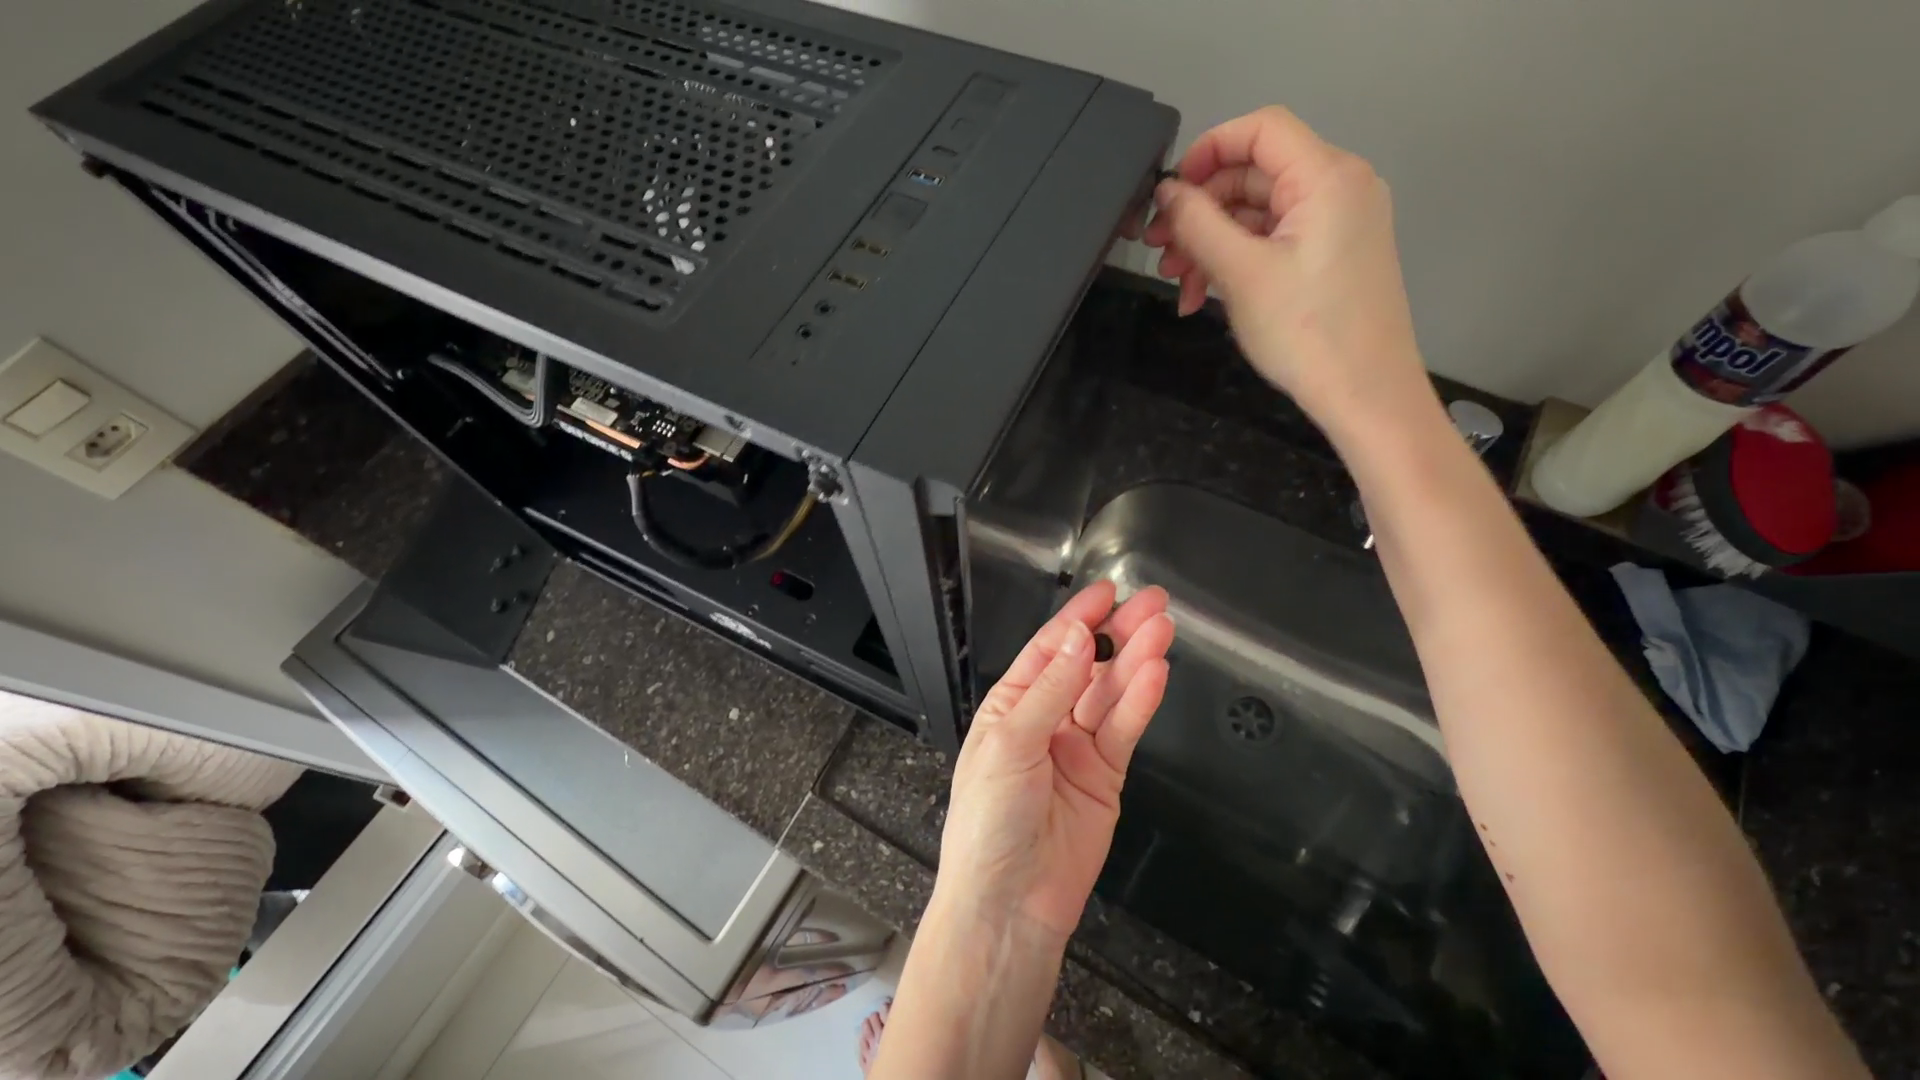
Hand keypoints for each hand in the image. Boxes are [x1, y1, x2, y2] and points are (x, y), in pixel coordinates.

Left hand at [936, 582, 1173, 939]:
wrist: (1009, 901)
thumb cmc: (989, 822)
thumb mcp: (1010, 744)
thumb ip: (1050, 690)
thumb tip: (1076, 637)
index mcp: (1009, 706)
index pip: (1047, 651)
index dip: (1076, 619)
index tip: (1106, 592)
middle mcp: (1045, 721)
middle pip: (1087, 667)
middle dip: (1117, 634)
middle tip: (1152, 603)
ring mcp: (1077, 748)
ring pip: (1111, 694)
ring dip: (1135, 661)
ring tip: (1162, 629)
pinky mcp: (1106, 776)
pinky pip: (1125, 729)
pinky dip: (1142, 701)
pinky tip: (1157, 672)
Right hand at [1142, 106, 1430, 430]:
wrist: (1366, 395)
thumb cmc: (1309, 333)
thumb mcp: (1240, 273)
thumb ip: (1198, 222)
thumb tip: (1168, 191)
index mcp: (1327, 177)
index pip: (1261, 129)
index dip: (1208, 149)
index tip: (1169, 191)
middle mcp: (1340, 188)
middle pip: (1254, 174)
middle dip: (1200, 210)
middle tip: (1159, 248)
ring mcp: (1338, 223)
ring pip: (1258, 212)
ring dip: (1210, 242)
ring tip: (1176, 281)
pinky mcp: (1331, 255)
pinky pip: (1274, 240)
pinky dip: (1236, 260)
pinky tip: (1201, 293)